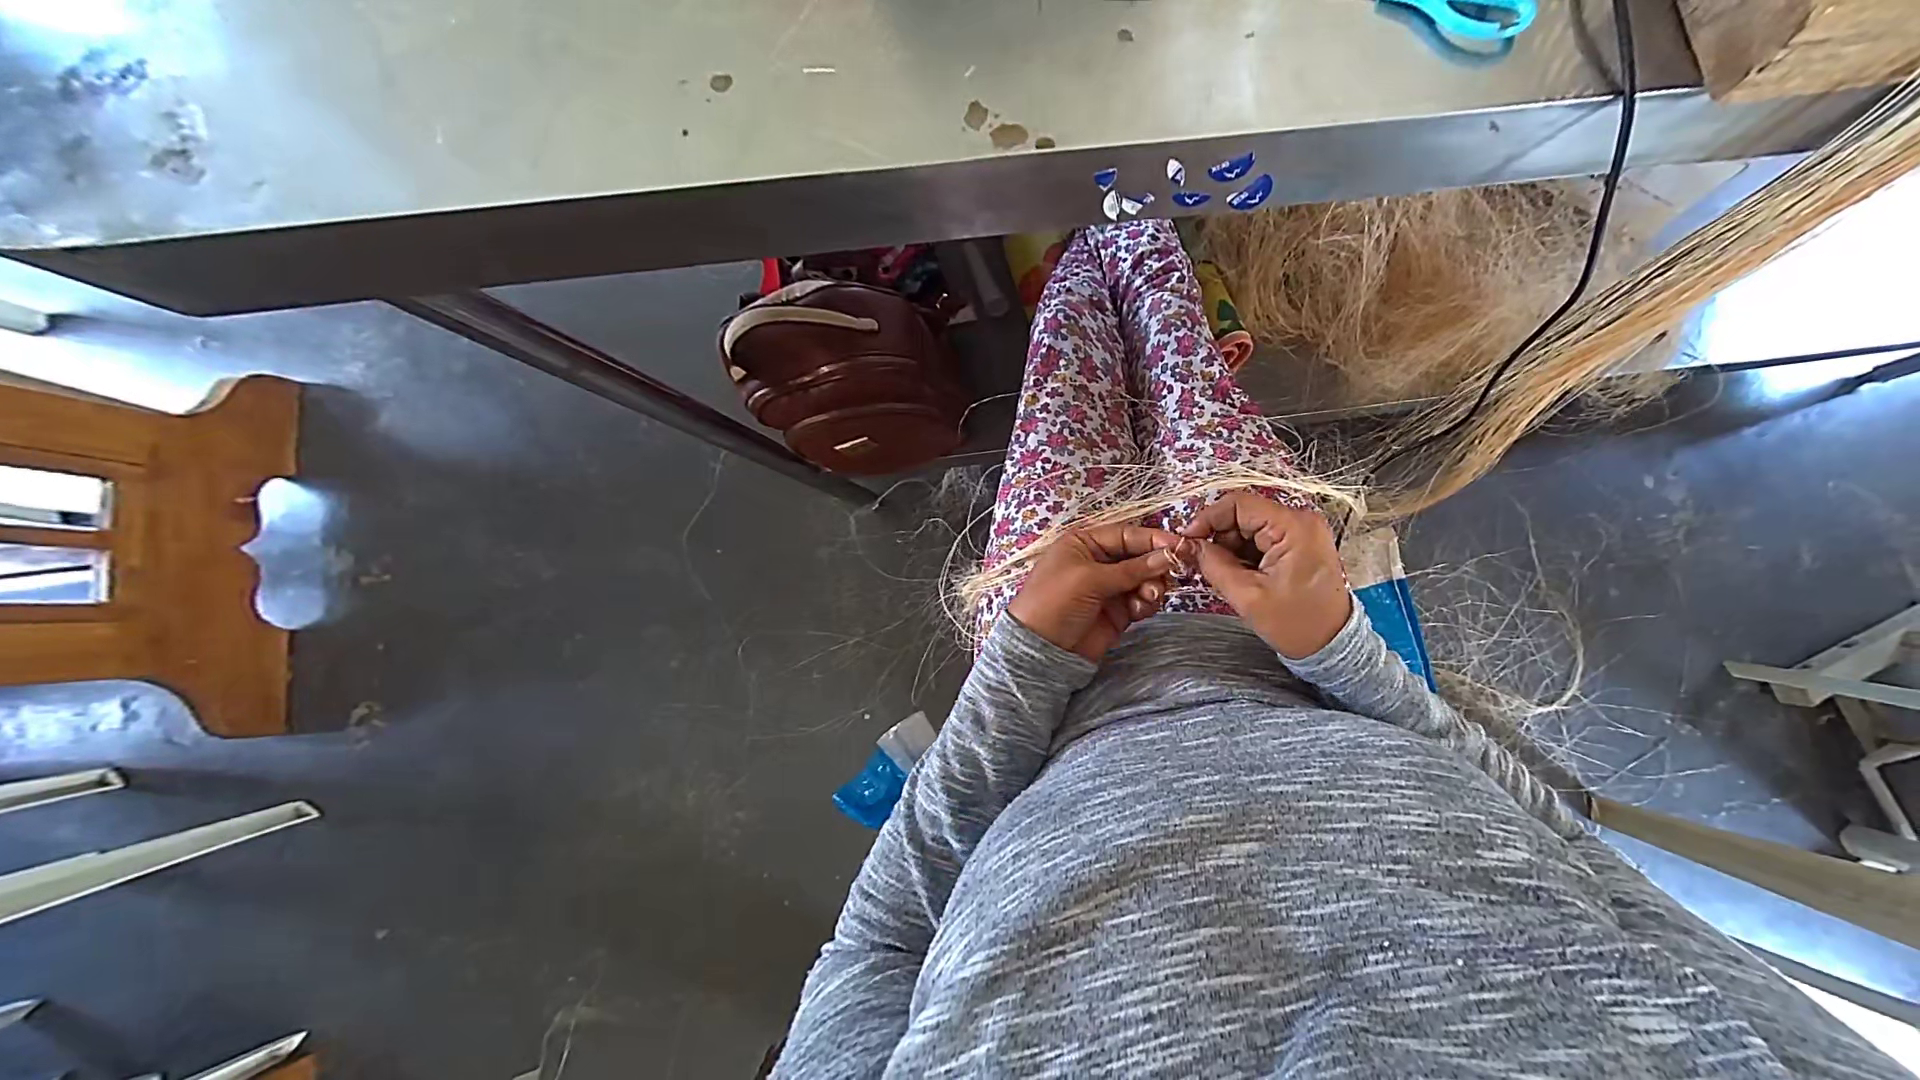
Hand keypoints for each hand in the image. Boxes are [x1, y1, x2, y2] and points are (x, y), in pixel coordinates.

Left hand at [1006, 524, 1185, 661]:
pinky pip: (1142, 600)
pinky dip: (1146, 603)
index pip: (1125, 534)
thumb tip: (1169, 555)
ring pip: (1145, 578)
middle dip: (1155, 565)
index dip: (1152, 539)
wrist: (1041, 650)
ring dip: (1152, 585)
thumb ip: (1131, 568)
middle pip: (1139, 556)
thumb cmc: (1054, 602)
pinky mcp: (1117, 611)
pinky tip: (1138, 610)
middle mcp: (1098, 562)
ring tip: (1147, 597)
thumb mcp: (1089, 578)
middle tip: (1169, 575)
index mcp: (1084, 543)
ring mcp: (1108, 587)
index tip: (1179, 546)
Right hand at [1180, 492, 1351, 658]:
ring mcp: (1300, 531)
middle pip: (1242, 514)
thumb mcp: (1246, 595)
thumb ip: (1212, 564)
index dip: (1207, 518)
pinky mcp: (1298, 543)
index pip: (1238, 504)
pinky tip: (1243, 575)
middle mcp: (1299, 521)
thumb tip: (1187, 545)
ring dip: (1230, 548)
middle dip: (1218, 537)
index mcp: (1293, 527)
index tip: (1188, 540)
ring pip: (1248, 527)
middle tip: (1205, 563)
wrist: (1332, 644)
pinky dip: (1243, 554)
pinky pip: (1259, 538)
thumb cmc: (1295, 623)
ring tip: (1228, 575)